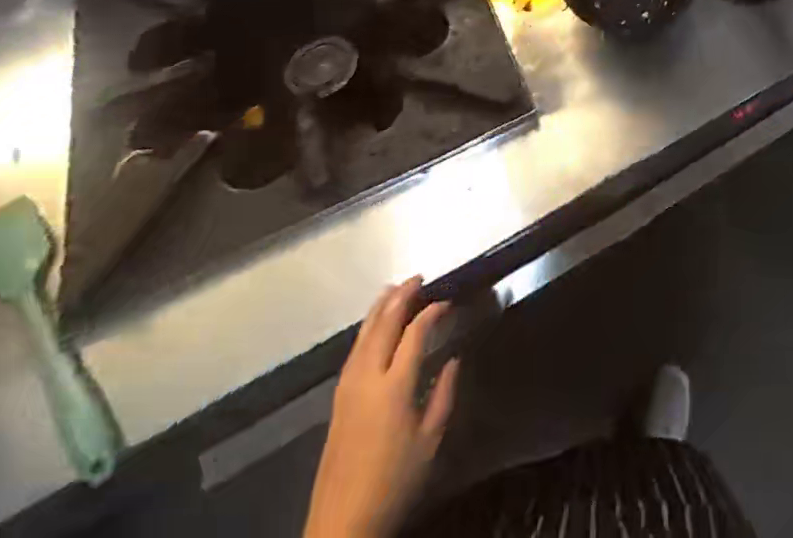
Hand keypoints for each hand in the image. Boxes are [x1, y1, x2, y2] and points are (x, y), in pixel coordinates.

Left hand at [305, 277, 457, 537]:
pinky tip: (374, 325)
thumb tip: (453, 359)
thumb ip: (444, 393)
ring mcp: (348, 385)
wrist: (343, 519)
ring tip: (395, 289)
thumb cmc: (395, 480)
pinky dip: (367, 328)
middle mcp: (367, 376)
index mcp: (394, 385)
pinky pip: (355, 349)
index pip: (414, 334)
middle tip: (418, 279)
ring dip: (380, 308)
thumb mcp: (431, 439)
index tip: (446, 301)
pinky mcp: (338, 396)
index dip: (431, 313)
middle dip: (401, 297)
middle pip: (383, 324)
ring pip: (364, 334)